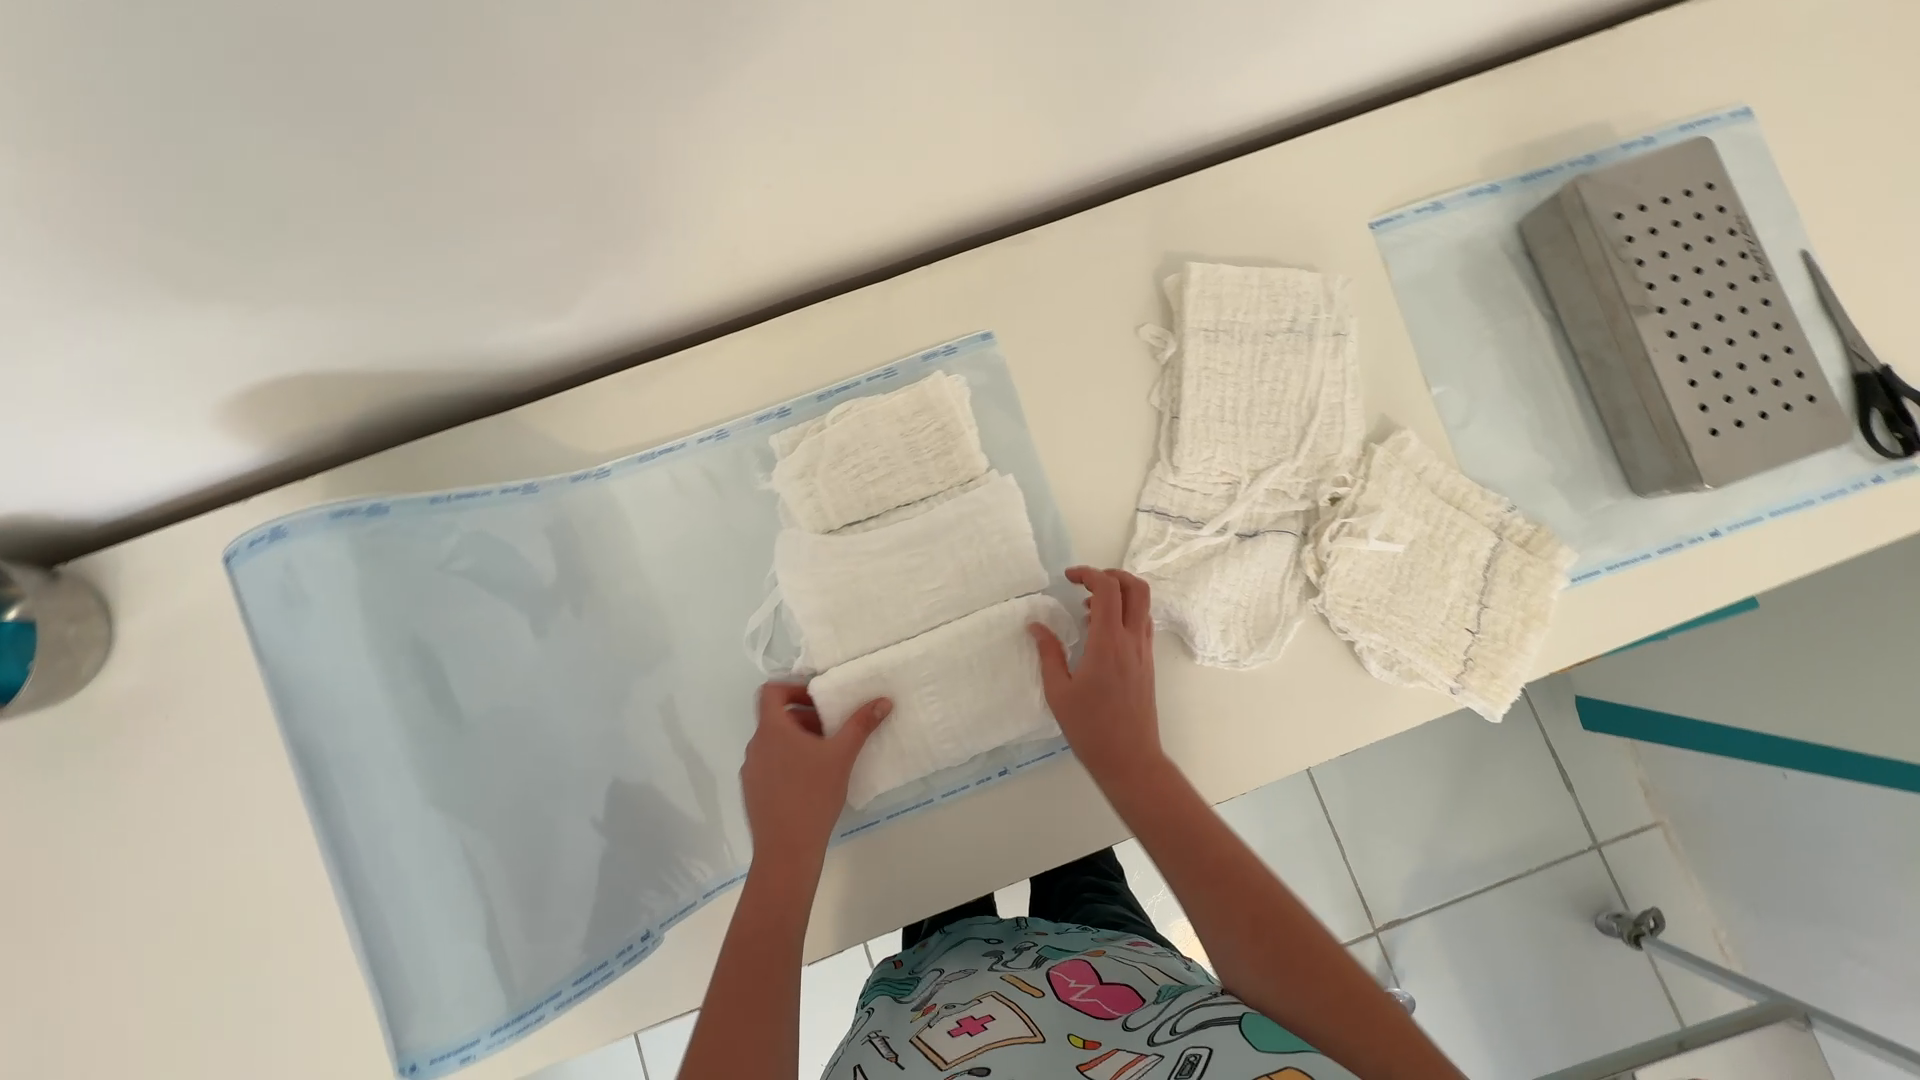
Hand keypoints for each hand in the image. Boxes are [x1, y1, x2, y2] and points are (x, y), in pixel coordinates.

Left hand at [740, 682, 890, 867]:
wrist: (786, 850)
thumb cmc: (813, 795)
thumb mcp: (842, 756)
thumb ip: (861, 725)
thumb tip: (883, 701)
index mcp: (772, 730)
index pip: (771, 692)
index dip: (794, 687)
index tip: (819, 699)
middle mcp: (755, 746)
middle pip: (777, 718)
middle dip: (806, 718)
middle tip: (833, 729)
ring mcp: (751, 771)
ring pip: (774, 743)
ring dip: (798, 741)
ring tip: (826, 756)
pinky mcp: (752, 792)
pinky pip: (770, 765)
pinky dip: (789, 762)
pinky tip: (811, 782)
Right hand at [1029, 566, 1166, 787]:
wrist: (1130, 759)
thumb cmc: (1090, 729)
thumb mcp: (1058, 692)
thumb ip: (1048, 653)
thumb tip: (1036, 626)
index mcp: (1108, 643)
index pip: (1108, 589)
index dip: (1089, 573)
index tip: (1068, 577)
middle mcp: (1132, 641)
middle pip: (1137, 588)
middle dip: (1112, 575)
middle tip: (1085, 584)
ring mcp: (1143, 652)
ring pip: (1143, 605)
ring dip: (1120, 595)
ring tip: (1088, 609)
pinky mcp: (1147, 664)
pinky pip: (1141, 624)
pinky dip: (1124, 614)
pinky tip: (1100, 633)